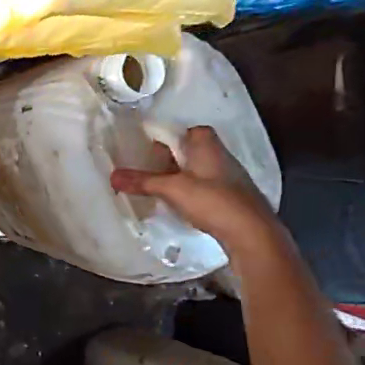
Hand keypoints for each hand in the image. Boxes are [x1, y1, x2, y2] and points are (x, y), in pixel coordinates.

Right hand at [111, 126, 276, 245]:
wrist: (252, 233)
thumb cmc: (212, 200)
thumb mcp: (171, 189)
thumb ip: (142, 182)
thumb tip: (112, 176)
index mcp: (207, 144)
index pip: (186, 131)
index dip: (168, 139)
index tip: (151, 153)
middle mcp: (221, 155)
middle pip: (190, 151)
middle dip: (171, 160)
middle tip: (151, 172)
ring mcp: (230, 177)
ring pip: (199, 170)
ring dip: (182, 178)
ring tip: (163, 191)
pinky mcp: (234, 197)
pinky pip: (207, 187)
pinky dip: (194, 193)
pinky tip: (184, 206)